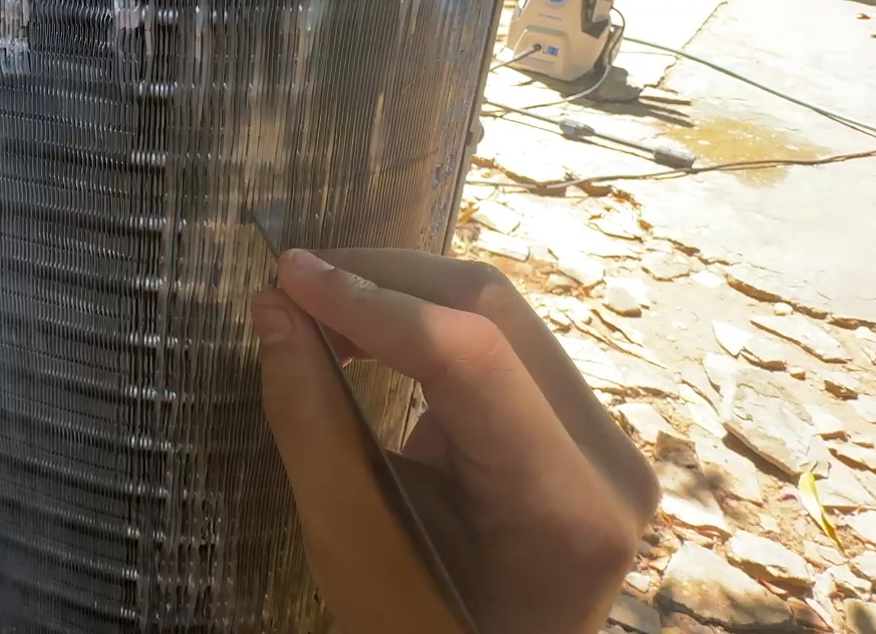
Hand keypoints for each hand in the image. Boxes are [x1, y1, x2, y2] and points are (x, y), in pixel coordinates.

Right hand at [252, 249, 658, 633]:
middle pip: (487, 307)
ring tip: (318, 310)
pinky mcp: (568, 415)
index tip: (285, 276)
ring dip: (392, 288)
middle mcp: (604, 452)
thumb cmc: (413, 618)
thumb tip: (271, 304)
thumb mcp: (346, 537)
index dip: (367, 301)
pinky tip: (360, 331)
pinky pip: (488, 328)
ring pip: (489, 304)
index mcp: (563, 504)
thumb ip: (307, 416)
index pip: (466, 355)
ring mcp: (595, 429)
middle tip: (294, 287)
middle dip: (377, 278)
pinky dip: (411, 311)